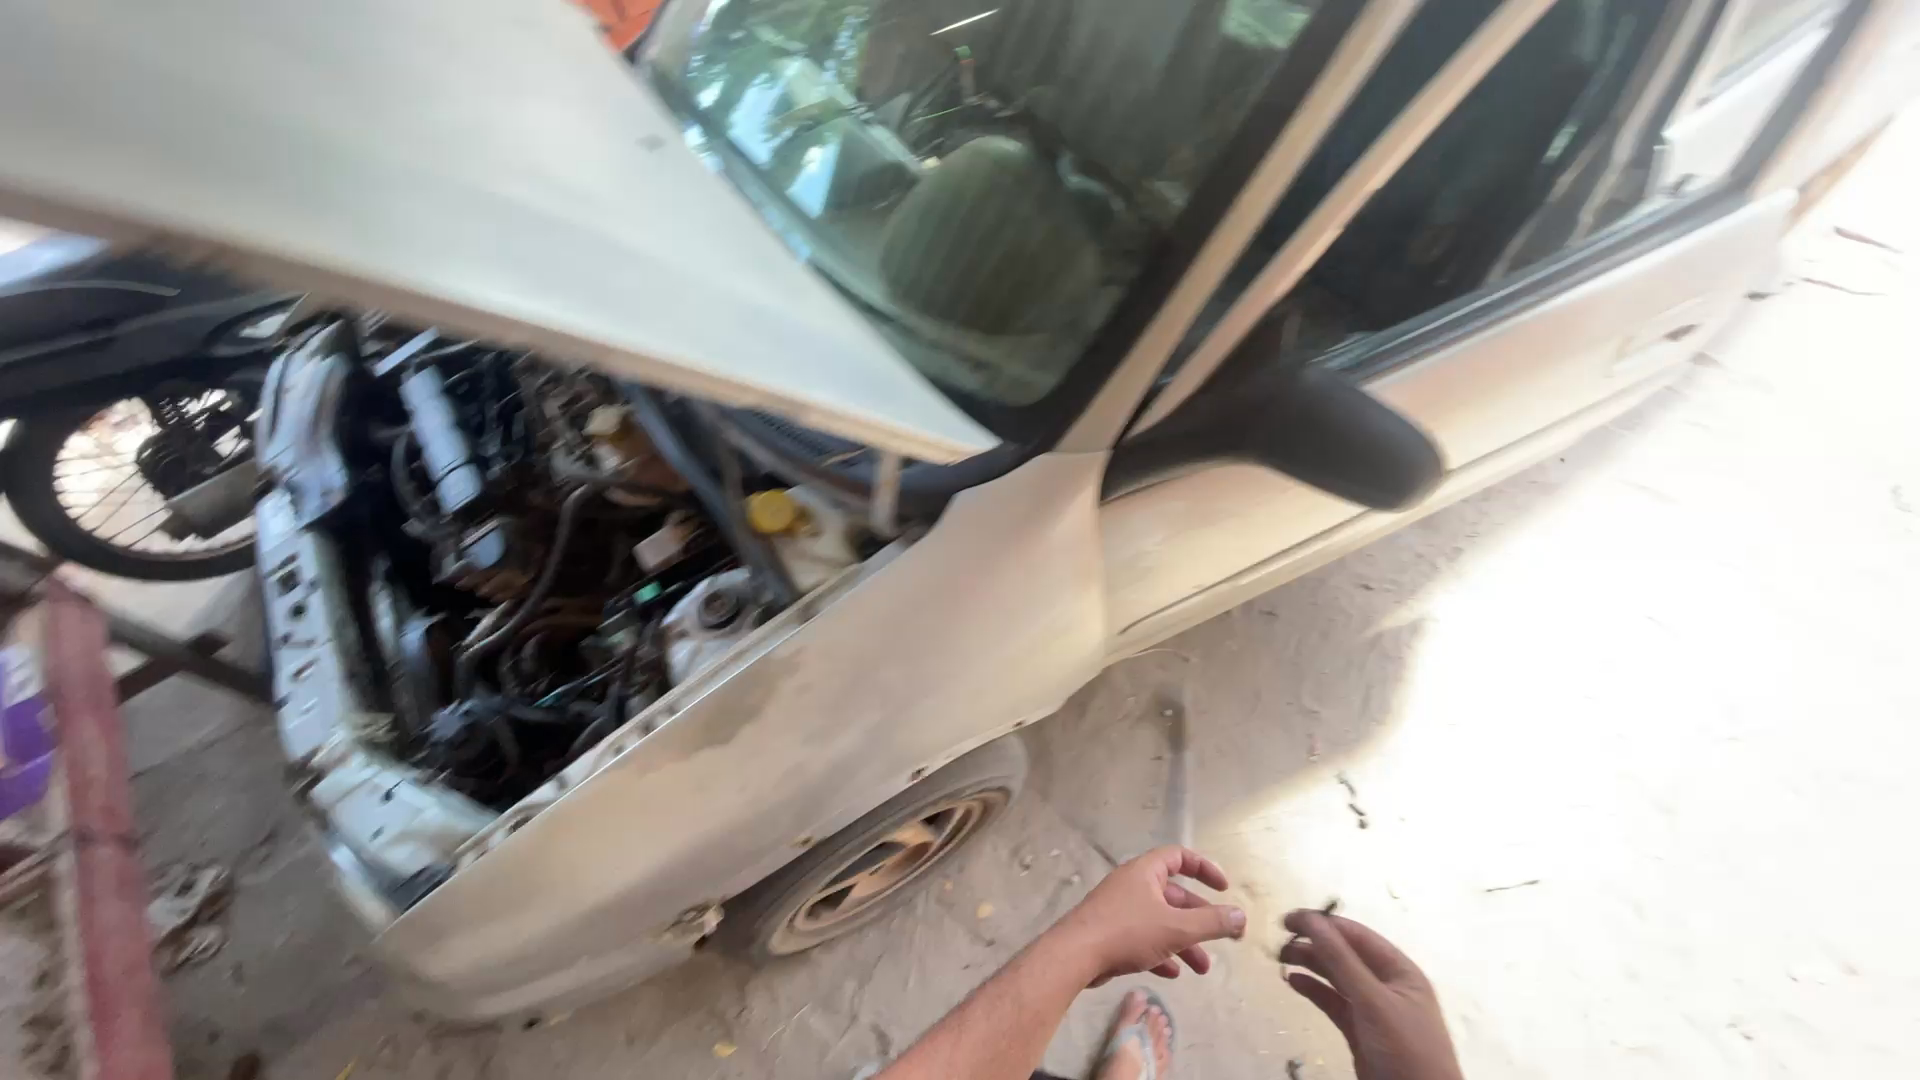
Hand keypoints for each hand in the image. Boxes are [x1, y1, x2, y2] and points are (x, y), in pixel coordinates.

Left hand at [1050, 846, 1246, 985]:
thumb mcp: (1176, 928)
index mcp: (1146, 872)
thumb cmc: (1128, 931)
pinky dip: (1161, 952)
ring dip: (1184, 942)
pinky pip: (1144, 938)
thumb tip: (1241, 915)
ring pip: (1161, 920)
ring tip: (1202, 969)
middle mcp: (1133, 884)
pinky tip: (1172, 973)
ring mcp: (1121, 908)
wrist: (1077, 954)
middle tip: (1223, 939)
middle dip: (1199, 919)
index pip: (1179, 857)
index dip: (1204, 869)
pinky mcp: (1112, 932)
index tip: (1223, 888)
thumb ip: (1211, 922)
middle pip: (1174, 895)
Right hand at [1281, 910, 1464, 1079]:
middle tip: (1279, 940)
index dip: (1323, 923)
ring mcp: (1373, 1010)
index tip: (1288, 919)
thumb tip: (1310, 918)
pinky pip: (1333, 1001)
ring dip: (1310, 964)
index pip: (1357, 935)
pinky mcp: (1360, 1032)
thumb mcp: (1373, 1002)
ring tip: (1280, 958)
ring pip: (1336, 976)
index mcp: (1400, 971)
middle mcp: (1387, 985)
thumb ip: (1341, 959)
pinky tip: (1293, 982)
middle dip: (1314, 944)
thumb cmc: (1404, 1051)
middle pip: (1345, 954)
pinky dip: (1314, 989)